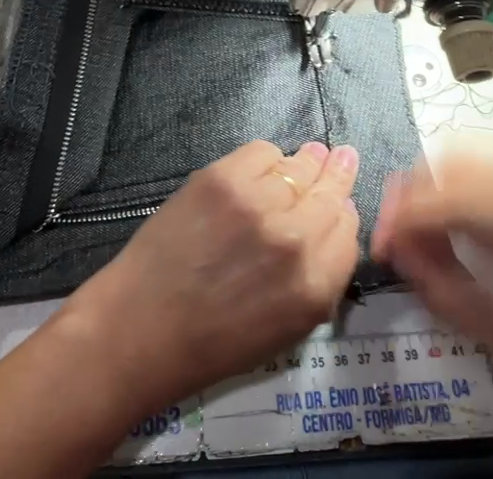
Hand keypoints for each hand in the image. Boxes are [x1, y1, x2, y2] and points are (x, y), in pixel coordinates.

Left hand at [58, 140, 361, 409]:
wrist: (145, 327)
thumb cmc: (216, 341)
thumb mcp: (289, 329)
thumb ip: (321, 280)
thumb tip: (333, 227)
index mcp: (316, 285)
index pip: (347, 230)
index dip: (343, 214)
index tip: (339, 202)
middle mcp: (295, 239)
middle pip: (331, 192)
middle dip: (338, 174)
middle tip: (342, 156)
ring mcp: (258, 204)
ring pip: (299, 166)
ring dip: (306, 163)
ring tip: (310, 155)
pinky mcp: (222, 178)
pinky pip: (262, 151)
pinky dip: (266, 159)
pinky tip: (260, 170)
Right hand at [371, 158, 492, 430]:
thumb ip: (442, 288)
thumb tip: (394, 248)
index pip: (449, 197)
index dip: (402, 215)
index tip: (380, 245)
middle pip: (460, 157)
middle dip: (418, 191)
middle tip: (400, 235)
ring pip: (478, 156)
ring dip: (442, 186)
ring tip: (427, 232)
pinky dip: (470, 189)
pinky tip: (463, 227)